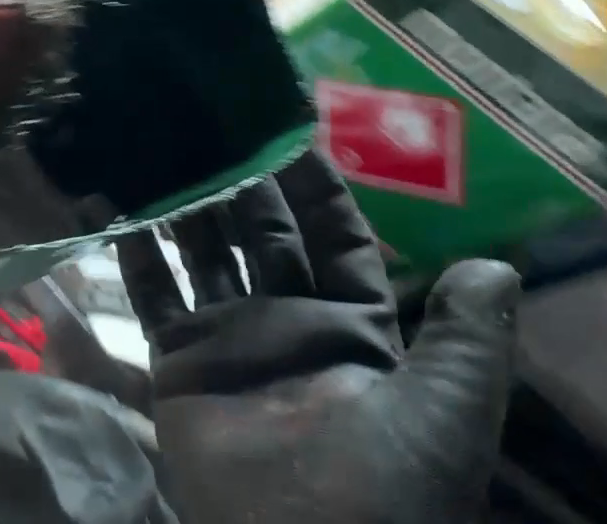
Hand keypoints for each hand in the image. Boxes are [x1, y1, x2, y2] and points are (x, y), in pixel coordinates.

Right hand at [119, 152, 519, 523]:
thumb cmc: (388, 479)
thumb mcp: (447, 409)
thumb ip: (465, 336)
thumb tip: (491, 261)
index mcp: (354, 327)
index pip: (334, 240)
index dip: (315, 190)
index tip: (286, 135)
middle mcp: (286, 319)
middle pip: (260, 235)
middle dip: (241, 184)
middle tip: (208, 126)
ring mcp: (227, 334)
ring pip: (202, 253)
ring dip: (184, 206)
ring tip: (160, 152)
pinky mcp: (176, 353)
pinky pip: (151, 290)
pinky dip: (132, 249)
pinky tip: (116, 207)